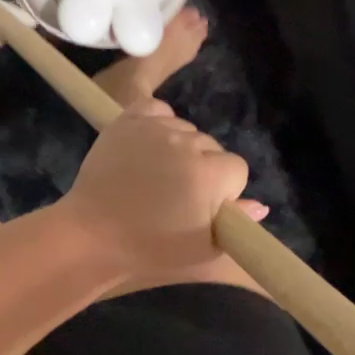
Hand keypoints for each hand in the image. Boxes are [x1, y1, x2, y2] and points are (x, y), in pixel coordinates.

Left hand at [58, 99, 259, 273]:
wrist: (93, 232)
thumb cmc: (151, 246)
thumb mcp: (203, 245)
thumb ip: (235, 223)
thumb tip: (260, 205)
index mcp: (209, 173)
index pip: (236, 168)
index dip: (223, 189)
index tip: (201, 205)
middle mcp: (185, 142)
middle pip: (210, 146)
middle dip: (201, 167)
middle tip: (175, 193)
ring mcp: (154, 128)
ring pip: (184, 128)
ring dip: (178, 146)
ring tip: (156, 172)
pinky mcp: (126, 120)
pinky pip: (155, 108)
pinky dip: (156, 120)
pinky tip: (149, 142)